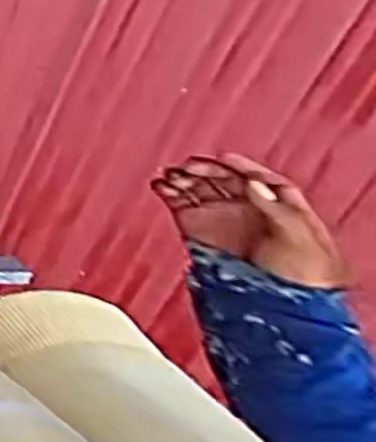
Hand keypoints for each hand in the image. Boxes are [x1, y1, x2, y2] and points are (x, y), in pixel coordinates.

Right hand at [152, 154, 349, 287]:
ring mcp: (220, 218)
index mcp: (281, 213)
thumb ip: (277, 209)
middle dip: (206, 167)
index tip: (226, 157)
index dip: (247, 167)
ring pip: (196, 184)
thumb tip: (250, 183)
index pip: (264, 181)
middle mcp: (248, 212)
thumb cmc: (301, 280)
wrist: (271, 305)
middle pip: (224, 179)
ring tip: (173, 174)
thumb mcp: (301, 241)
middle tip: (191, 164)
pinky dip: (163, 187)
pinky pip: (174, 198)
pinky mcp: (194, 224)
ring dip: (181, 174)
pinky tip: (161, 184)